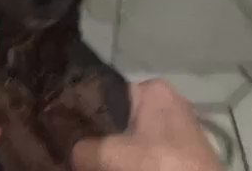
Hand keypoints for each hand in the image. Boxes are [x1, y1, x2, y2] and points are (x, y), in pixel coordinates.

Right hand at [71, 81, 220, 170]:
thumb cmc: (160, 165)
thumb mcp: (113, 155)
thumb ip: (84, 150)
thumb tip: (71, 153)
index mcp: (153, 89)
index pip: (107, 94)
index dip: (85, 113)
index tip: (66, 129)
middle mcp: (167, 105)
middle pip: (120, 122)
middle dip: (100, 140)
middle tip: (78, 152)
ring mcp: (178, 135)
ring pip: (133, 144)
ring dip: (116, 158)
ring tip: (93, 164)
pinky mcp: (184, 160)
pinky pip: (148, 158)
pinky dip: (133, 166)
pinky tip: (116, 169)